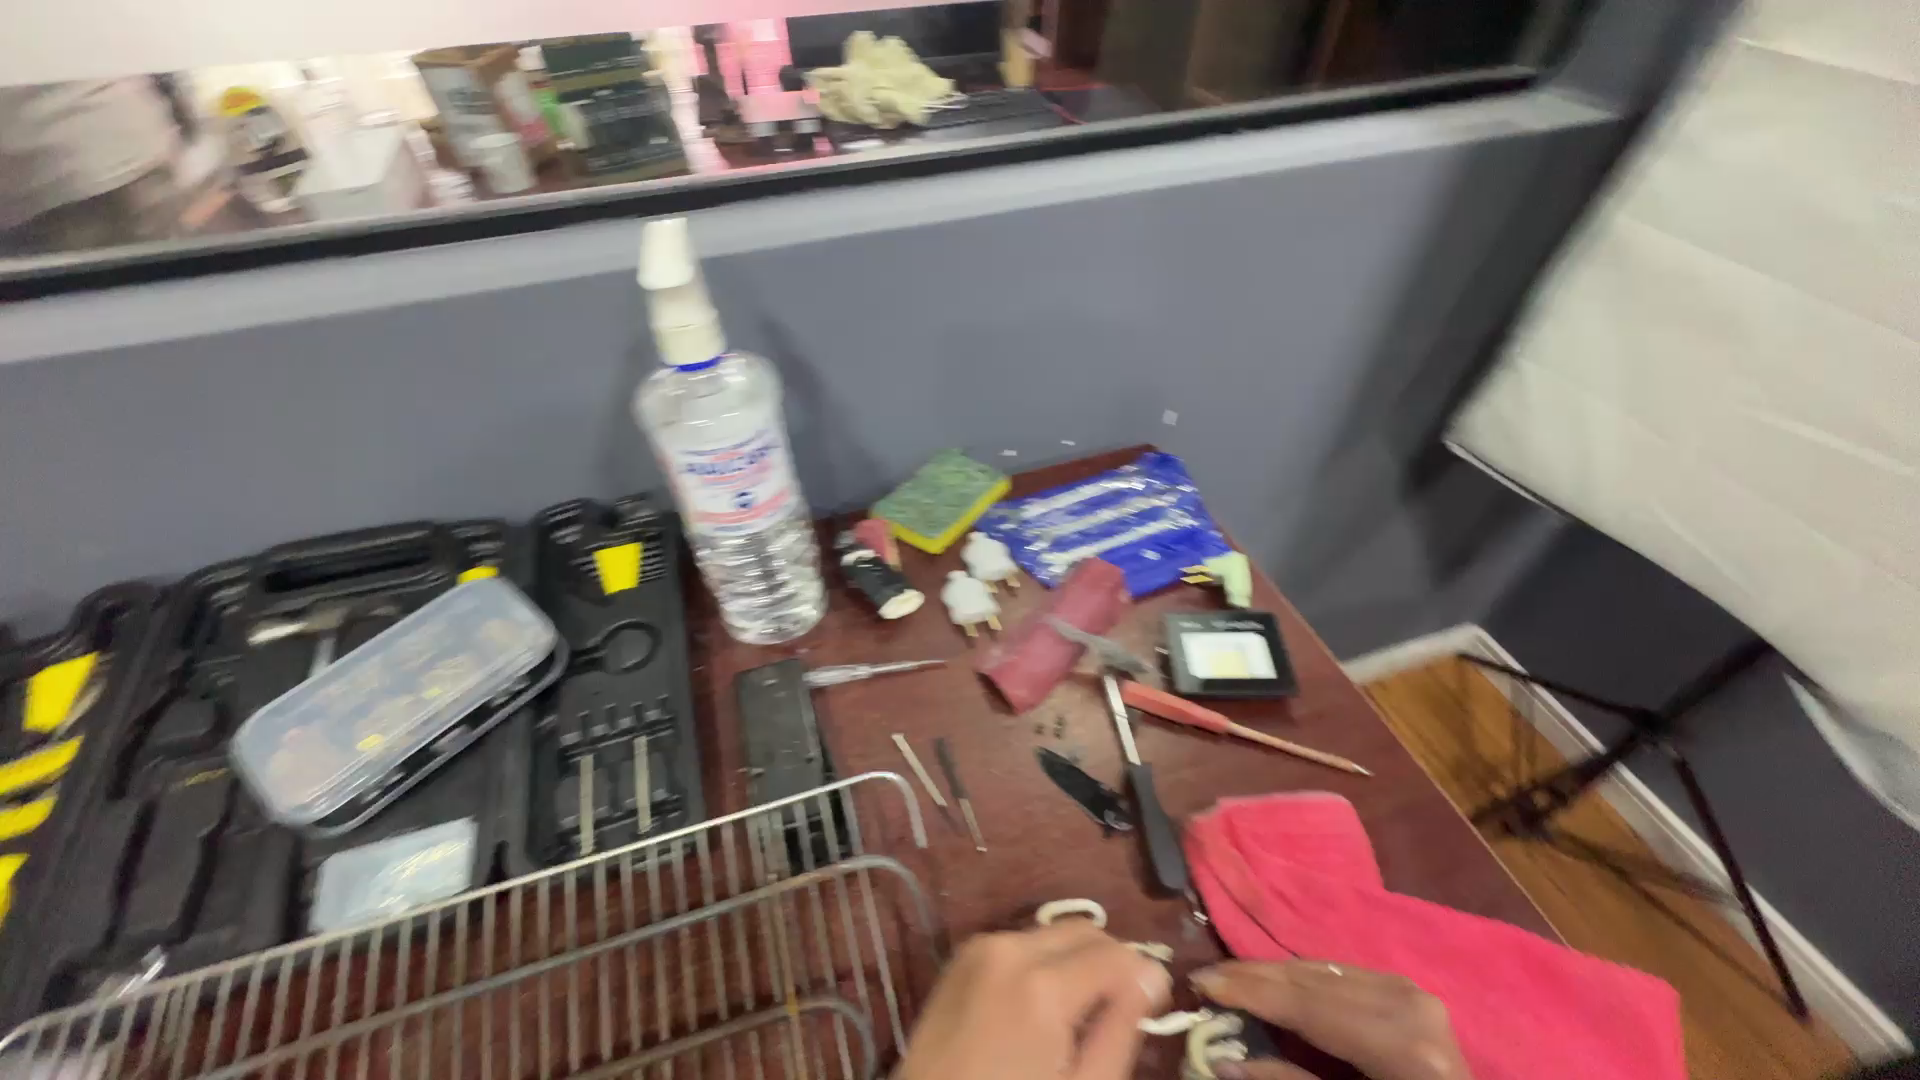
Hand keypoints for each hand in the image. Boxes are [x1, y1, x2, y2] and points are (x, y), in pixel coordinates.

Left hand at [894, 921, 1172, 1079]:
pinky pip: (1020, 941)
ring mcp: (981, 946)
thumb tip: (1150, 976)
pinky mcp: (962, 953)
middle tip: (1115, 1011)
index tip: (1154, 1007)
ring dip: (1074, 960)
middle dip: (1109, 962)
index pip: (1117, 955)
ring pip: (1053, 933)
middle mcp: (1010, 947)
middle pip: (1085, 931)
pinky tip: (1037, 1007)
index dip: (1144, 977)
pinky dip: (1041, 962)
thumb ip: (1119, 1030)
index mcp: (1042, 986)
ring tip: (1074, 1014)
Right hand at [1192, 960, 1472, 1079]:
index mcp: (1400, 1044)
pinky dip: (1300, 978)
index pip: (1306, 1005)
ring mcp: (1411, 991)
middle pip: (1310, 980)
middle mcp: (1407, 1004)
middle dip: (1252, 977)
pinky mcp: (1408, 990)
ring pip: (1321, 970)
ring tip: (1228, 978)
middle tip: (1204, 977)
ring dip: (1271, 974)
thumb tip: (1223, 1063)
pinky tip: (1272, 981)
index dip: (1248, 992)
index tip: (1199, 982)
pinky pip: (1339, 975)